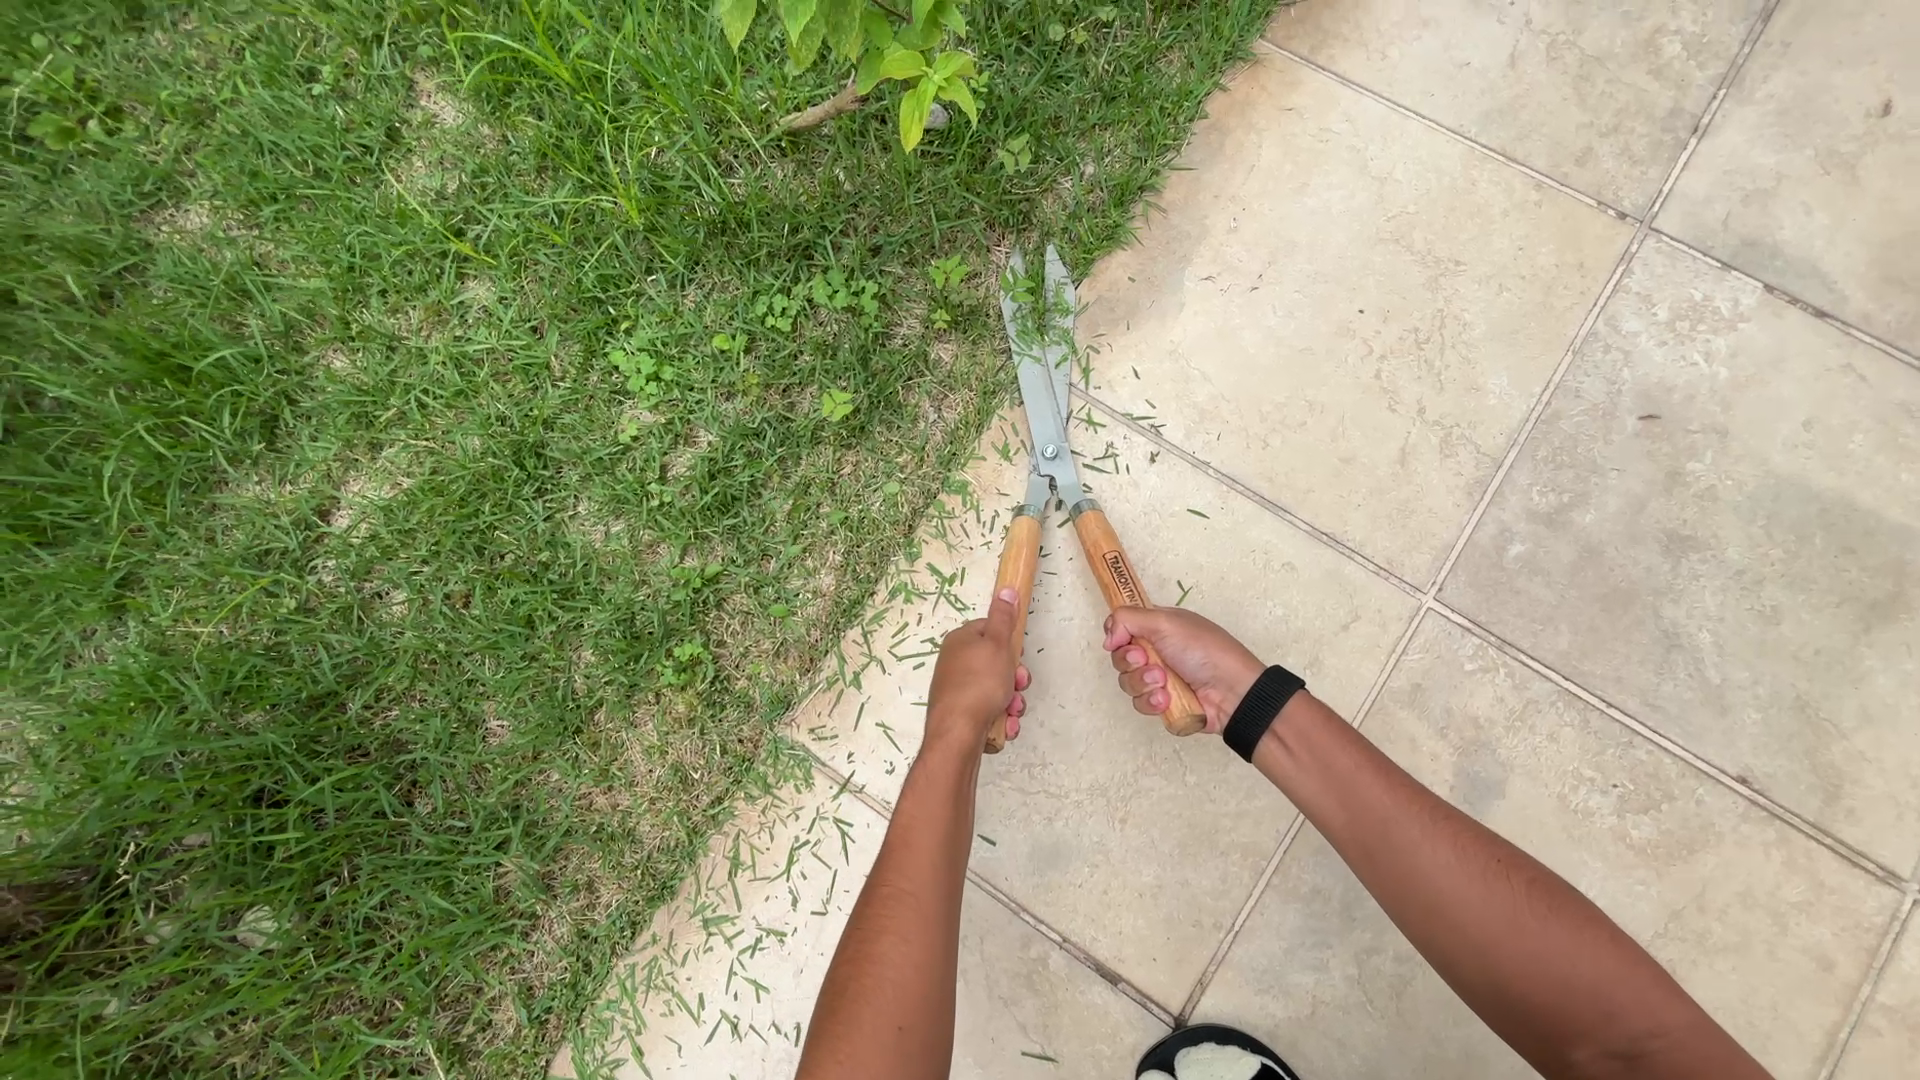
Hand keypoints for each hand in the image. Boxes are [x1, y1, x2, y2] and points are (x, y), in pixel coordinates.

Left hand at [925, 587, 1030, 753]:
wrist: (958, 733)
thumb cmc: (979, 684)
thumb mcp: (997, 643)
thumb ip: (1003, 617)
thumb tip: (1005, 590)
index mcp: (960, 641)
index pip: (989, 631)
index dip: (1008, 643)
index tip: (1018, 655)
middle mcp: (956, 663)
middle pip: (996, 663)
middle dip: (1014, 678)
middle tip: (1018, 686)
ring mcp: (958, 690)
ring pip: (996, 690)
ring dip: (1012, 701)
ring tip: (1012, 711)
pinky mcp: (961, 713)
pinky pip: (989, 710)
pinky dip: (1001, 718)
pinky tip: (1005, 725)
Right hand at [1103, 607, 1263, 733]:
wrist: (1232, 692)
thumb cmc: (1204, 651)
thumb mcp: (1165, 622)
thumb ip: (1128, 619)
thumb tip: (1108, 638)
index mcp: (1158, 628)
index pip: (1123, 628)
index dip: (1117, 635)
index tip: (1120, 639)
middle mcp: (1157, 651)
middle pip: (1120, 656)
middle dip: (1129, 661)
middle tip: (1146, 660)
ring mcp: (1160, 679)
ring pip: (1127, 682)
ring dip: (1141, 683)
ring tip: (1163, 683)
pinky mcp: (1163, 704)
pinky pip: (1140, 704)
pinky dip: (1151, 702)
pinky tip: (1166, 700)